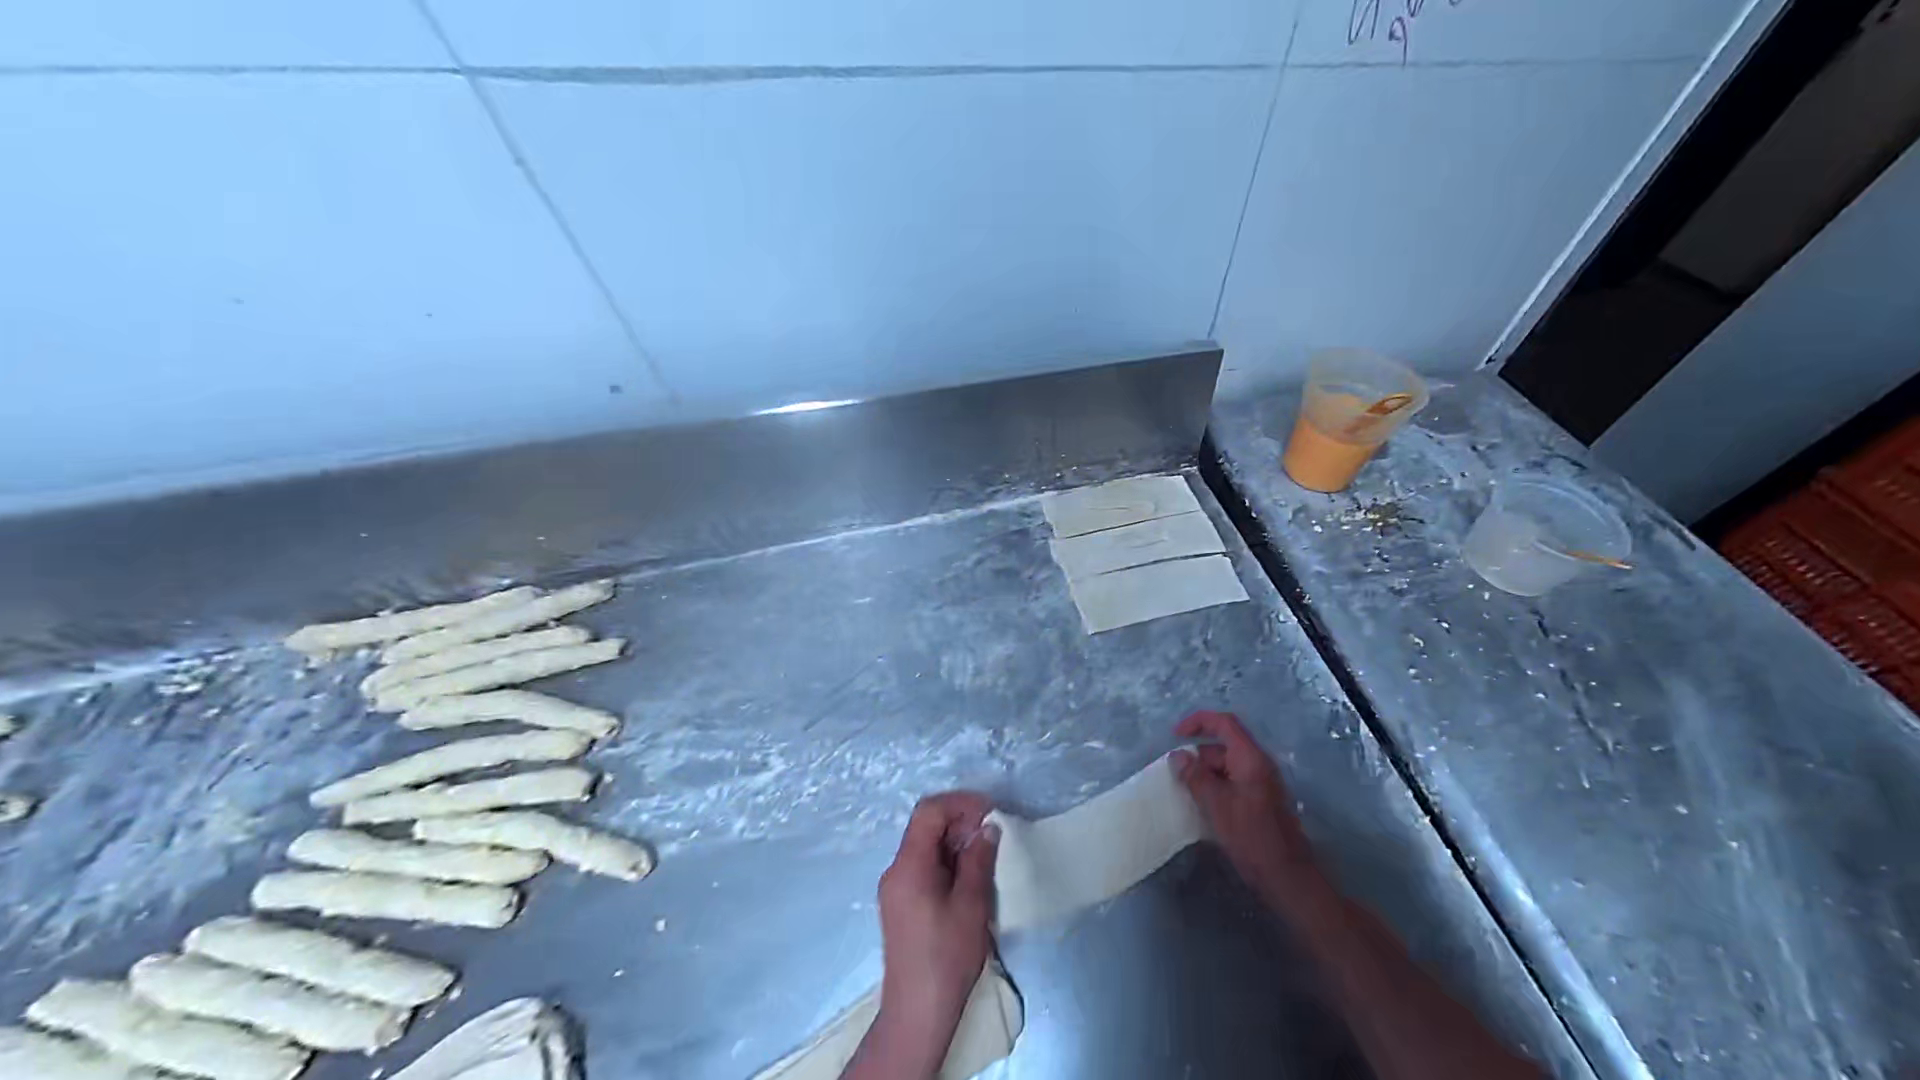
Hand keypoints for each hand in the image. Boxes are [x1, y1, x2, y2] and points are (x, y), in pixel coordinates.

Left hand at [874, 792, 999, 1047]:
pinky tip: (968, 876)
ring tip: (984, 854)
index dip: (960, 804)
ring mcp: (895, 887)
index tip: (989, 811)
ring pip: (924, 846)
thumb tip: (987, 828)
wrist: (917, 1013)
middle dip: (959, 821)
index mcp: (908, 865)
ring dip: (954, 842)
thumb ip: (978, 860)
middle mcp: (895, 870)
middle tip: (991, 833)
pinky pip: (922, 866)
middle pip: (924, 827)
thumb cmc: (946, 957)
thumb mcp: (971, 905)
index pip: (929, 812)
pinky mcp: (900, 903)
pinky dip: (946, 861)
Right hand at [1174, 711, 1318, 902]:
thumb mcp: (1216, 805)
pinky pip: (1234, 781)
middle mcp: (1259, 764)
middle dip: (1198, 756)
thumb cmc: (1251, 836)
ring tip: (1186, 792)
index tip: (1175, 736)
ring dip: (1205, 774)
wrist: (1288, 876)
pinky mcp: (1262, 800)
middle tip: (1177, 776)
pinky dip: (1216, 787)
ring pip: (1227, 765)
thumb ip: (1195, 776)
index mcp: (1250, 758)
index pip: (1224, 723)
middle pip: (1223, 745)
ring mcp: (1262, 782)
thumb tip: (1177, 756)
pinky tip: (1203, 805)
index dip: (1198, 722)